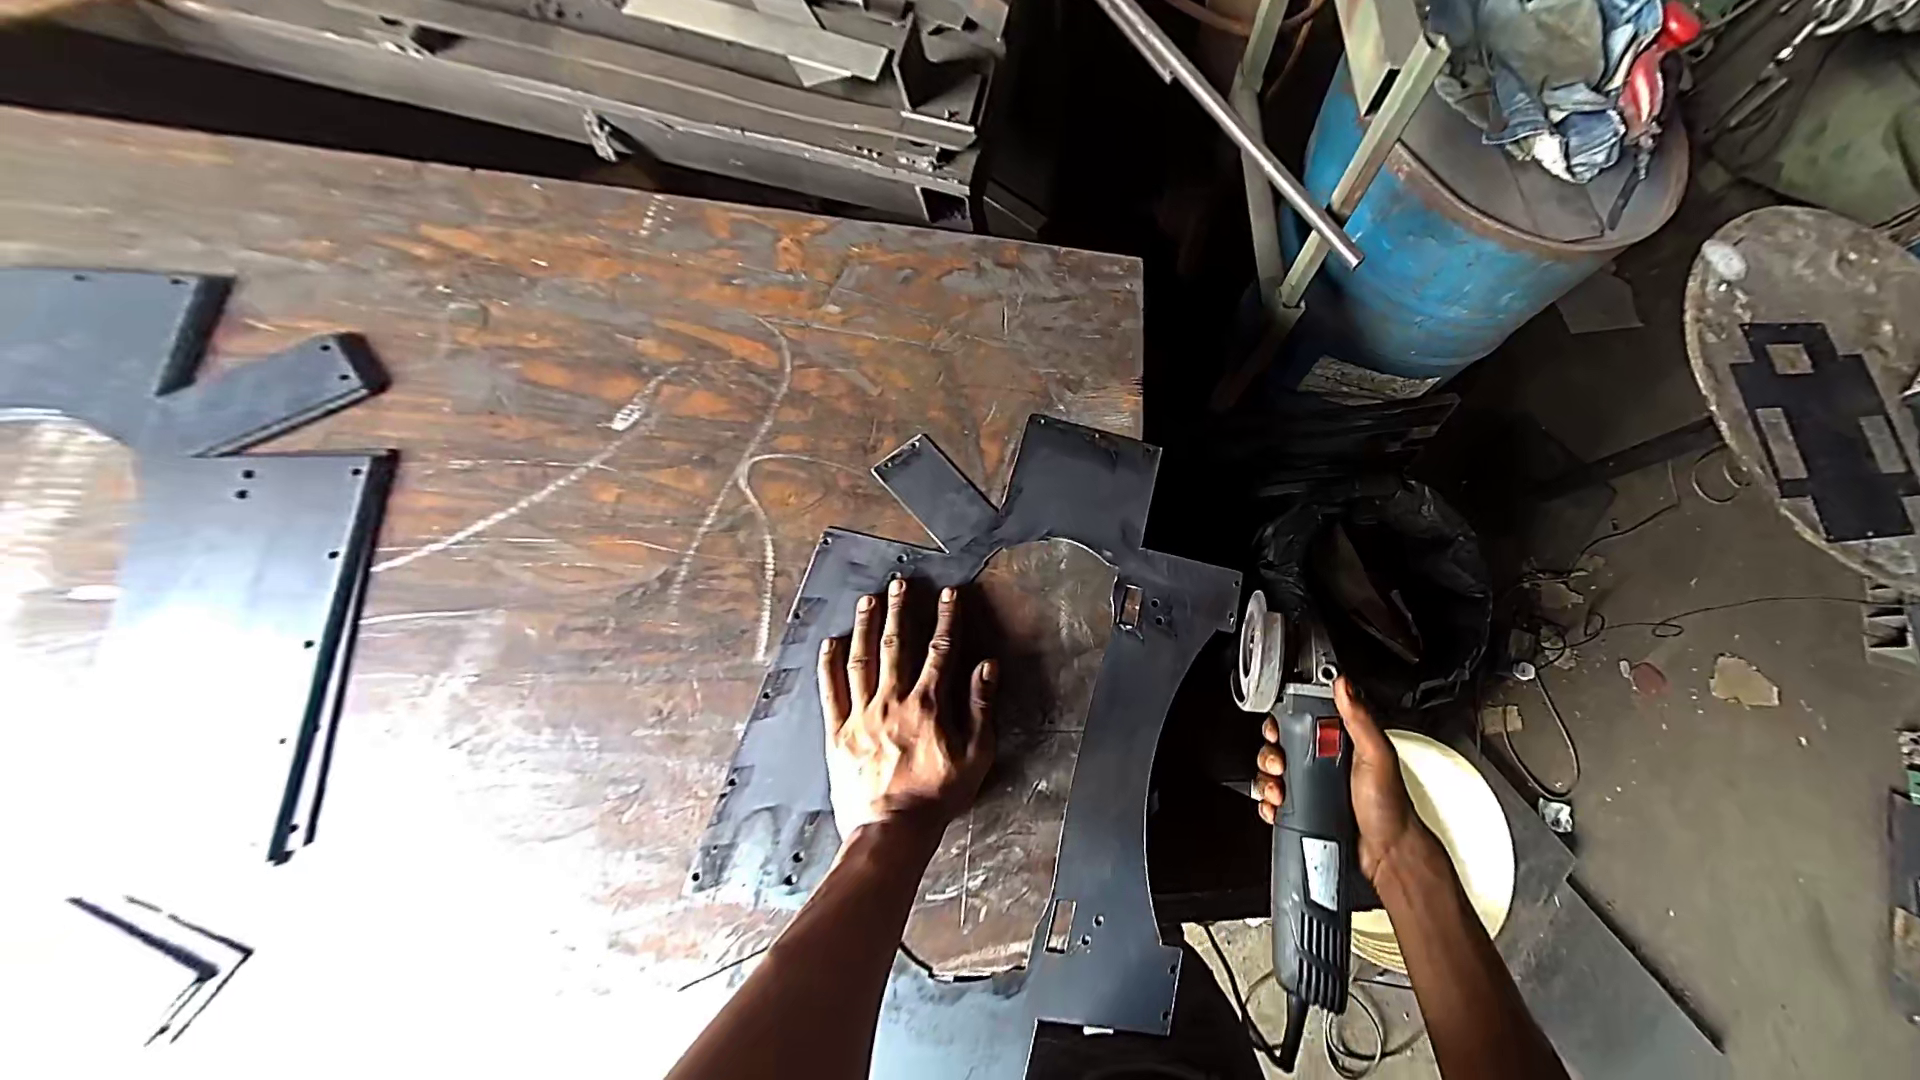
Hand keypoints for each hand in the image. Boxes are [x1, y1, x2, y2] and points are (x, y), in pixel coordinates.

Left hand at [818, 578, 995, 838]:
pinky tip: (830, 643)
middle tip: (899, 584)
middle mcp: (892, 701)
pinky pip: (832, 692)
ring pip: (862, 660)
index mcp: (927, 705)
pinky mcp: (839, 733)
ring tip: (867, 600)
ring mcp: (862, 715)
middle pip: (897, 646)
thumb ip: (980, 707)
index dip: (946, 618)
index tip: (948, 595)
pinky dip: (829, 666)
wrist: (891, 831)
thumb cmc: (936, 797)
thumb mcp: (975, 756)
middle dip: (900, 611)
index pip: (940, 650)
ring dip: (865, 627)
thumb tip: (987, 666)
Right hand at [1254, 676, 1427, 884]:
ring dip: (1266, 781)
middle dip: (1269, 755)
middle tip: (1280, 765)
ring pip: (1270, 774)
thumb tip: (1343, 683)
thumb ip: (1360, 719)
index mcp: (1336, 744)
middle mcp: (1319, 763)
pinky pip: (1271, 801)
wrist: (1389, 856)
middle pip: (1276, 747)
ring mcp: (1308, 787)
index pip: (1297, 722)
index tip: (1277, 732)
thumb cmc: (1390, 808)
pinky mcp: (1300, 810)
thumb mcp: (1377, 756)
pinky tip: (1277, 807)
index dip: (1280, 724)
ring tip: (1280, 792)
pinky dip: (1267, 803)